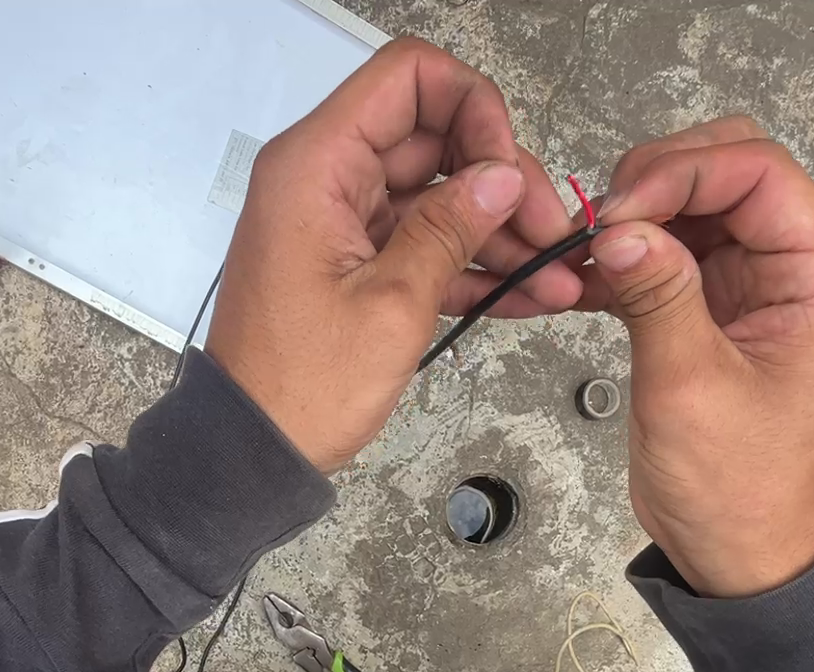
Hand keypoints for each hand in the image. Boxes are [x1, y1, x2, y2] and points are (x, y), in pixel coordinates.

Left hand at [207, 38, 585, 472]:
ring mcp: (340, 228)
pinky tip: (525, 295)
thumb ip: (448, 230)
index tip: (507, 171)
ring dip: (497, 237)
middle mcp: (324, 183)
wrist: (255, 450)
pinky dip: (466, 270)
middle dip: (502, 186)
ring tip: (558, 279)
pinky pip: (419, 249)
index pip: (408, 79)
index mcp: (316, 168)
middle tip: (554, 238)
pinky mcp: (352, 269)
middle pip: (433, 143)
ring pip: (435, 202)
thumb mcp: (390, 306)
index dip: (473, 109)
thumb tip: (499, 177)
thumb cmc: (299, 390)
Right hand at [579, 117, 813, 596]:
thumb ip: (657, 296)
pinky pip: (669, 256)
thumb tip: (613, 226)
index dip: (679, 175)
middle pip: (730, 171)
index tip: (608, 214)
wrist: (727, 537)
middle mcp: (798, 264)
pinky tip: (581, 278)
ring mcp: (753, 283)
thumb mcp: (688, 385)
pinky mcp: (713, 307)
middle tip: (593, 226)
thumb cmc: (727, 478)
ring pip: (693, 207)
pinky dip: (625, 258)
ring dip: (634, 219)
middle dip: (657, 183)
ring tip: (578, 252)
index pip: (757, 173)